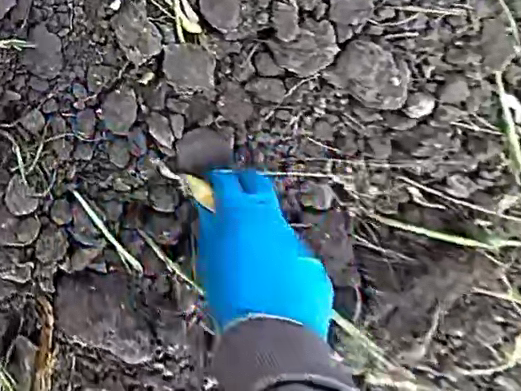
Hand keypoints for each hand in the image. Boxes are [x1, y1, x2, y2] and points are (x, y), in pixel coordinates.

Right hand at [196, 169, 333, 339]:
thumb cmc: (233, 300)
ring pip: (277, 222)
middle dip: (245, 185)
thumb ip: (210, 226)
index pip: (226, 179)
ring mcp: (294, 240)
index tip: (212, 184)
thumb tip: (208, 207)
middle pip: (257, 183)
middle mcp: (270, 218)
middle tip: (234, 198)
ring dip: (265, 229)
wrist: (272, 340)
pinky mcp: (312, 264)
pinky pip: (295, 254)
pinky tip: (274, 282)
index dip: (217, 180)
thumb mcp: (211, 260)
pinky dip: (284, 260)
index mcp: (240, 212)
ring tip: (253, 256)